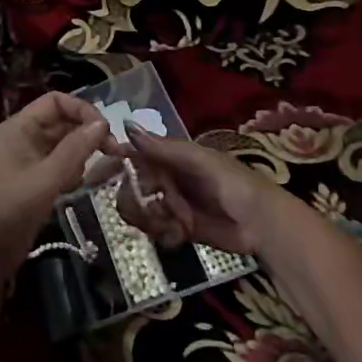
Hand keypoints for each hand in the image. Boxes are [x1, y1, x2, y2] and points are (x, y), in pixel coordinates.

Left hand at [0, 92, 109, 291]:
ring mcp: (27, 161)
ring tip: (95, 172)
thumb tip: (103, 123)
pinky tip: (76, 187)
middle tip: (115, 153)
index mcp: (18, 128)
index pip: (55, 101)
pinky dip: (72, 172)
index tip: (106, 131)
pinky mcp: (33, 183)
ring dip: (82, 154)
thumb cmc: (8, 211)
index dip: (83, 109)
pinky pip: (59, 166)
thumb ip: (75, 150)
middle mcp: (23, 139)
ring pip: (63, 145)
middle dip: (87, 133)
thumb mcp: (45, 179)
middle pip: (62, 121)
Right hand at [113, 127, 293, 259]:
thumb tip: (126, 126)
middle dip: (137, 201)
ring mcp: (171, 205)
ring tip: (174, 224)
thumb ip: (164, 148)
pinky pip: (155, 231)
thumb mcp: (200, 161)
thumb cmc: (235, 184)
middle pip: (130, 188)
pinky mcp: (178, 229)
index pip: (132, 157)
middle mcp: (166, 179)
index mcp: (170, 157)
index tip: (97, 176)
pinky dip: (164, 234)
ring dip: (151, 219)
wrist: (264, 226)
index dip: (114, 165)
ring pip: (139, 211)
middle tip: (157, 208)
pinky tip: (180, 236)